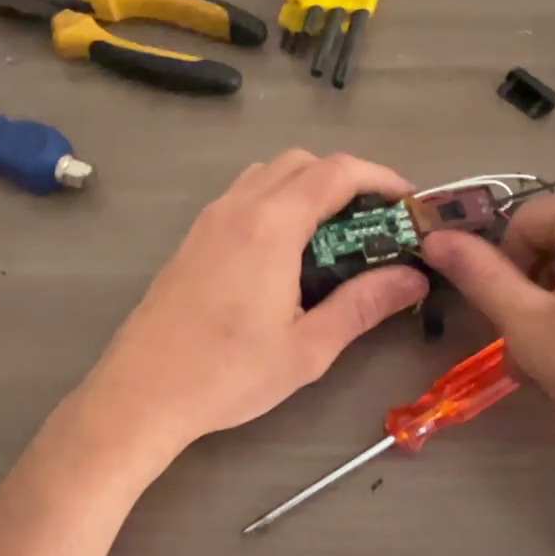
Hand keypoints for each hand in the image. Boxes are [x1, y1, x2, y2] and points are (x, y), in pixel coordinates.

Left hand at [82, 151, 429, 461]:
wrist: (142, 393)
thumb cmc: (228, 374)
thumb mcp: (308, 348)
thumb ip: (363, 304)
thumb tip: (413, 276)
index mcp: (271, 226)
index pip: (336, 172)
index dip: (380, 177)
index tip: (409, 203)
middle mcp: (237, 208)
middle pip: (300, 162)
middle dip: (346, 179)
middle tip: (375, 222)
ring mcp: (208, 220)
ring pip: (267, 175)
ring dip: (307, 187)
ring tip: (335, 235)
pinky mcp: (192, 239)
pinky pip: (242, 197)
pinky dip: (276, 202)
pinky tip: (288, 253)